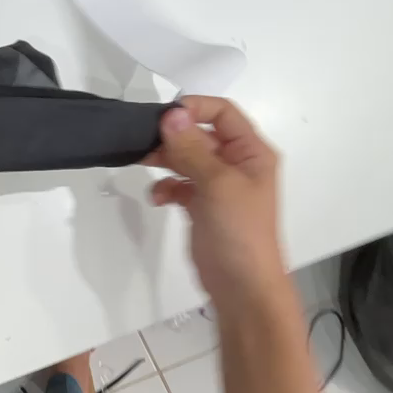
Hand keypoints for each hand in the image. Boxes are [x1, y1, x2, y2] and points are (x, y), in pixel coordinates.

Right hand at [143, 96, 287, 307]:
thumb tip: (170, 114)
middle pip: (199, 135)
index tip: (160, 118)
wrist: (241, 284)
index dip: (193, 109)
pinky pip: (178, 185)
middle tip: (140, 143)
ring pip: (185, 159)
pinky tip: (159, 199)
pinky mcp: (201, 206)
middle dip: (171, 137)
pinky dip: (165, 188)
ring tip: (142, 165)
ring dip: (164, 161)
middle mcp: (236, 164)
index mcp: (251, 152)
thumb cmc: (239, 231)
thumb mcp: (216, 184)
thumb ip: (192, 149)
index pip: (222, 113)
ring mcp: (217, 186)